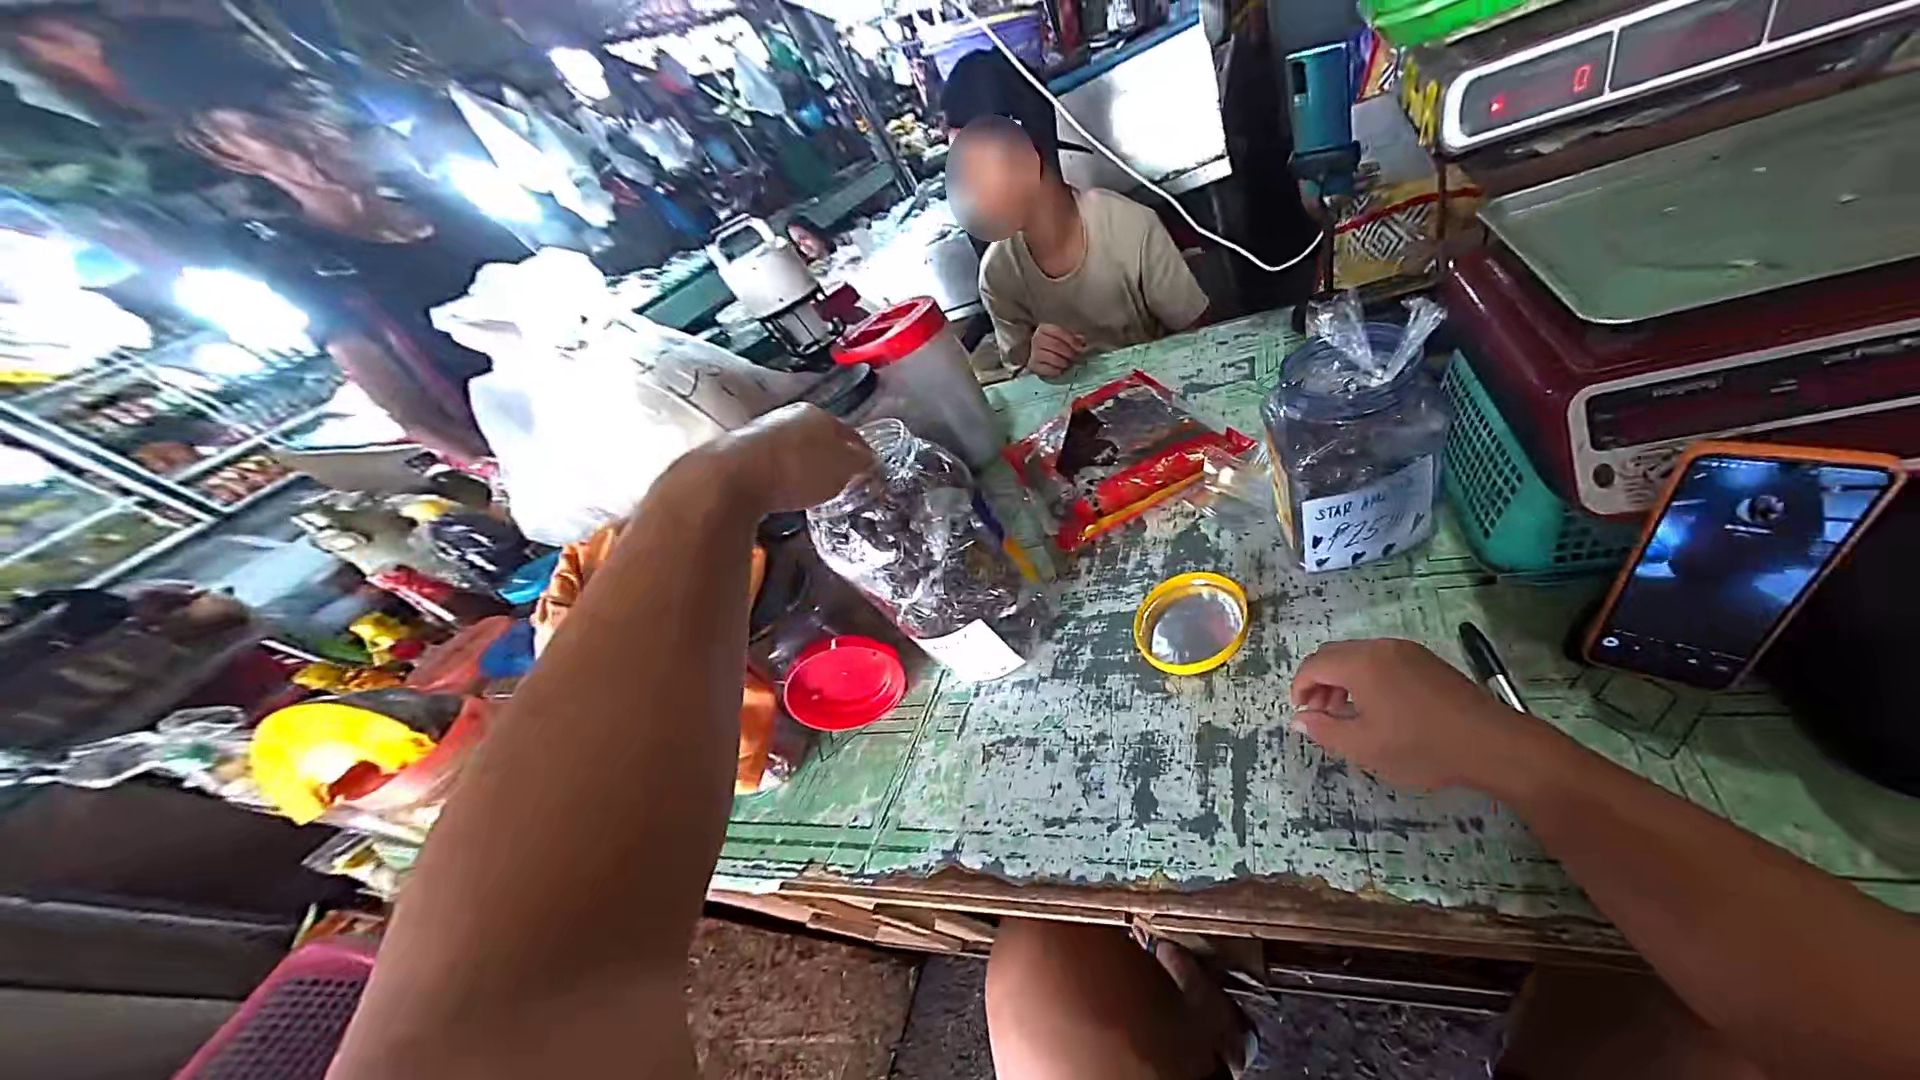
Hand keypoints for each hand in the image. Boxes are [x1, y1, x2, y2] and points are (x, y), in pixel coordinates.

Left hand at [707, 403, 875, 512]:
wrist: (730, 480)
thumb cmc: (797, 470)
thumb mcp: (843, 469)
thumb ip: (862, 463)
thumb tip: (870, 462)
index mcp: (818, 414)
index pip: (850, 433)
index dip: (862, 454)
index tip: (868, 473)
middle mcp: (788, 416)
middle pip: (820, 438)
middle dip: (832, 458)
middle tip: (843, 482)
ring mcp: (760, 433)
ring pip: (794, 450)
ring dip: (804, 467)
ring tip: (814, 491)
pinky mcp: (738, 455)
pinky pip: (772, 466)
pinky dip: (782, 477)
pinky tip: (784, 493)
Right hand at [1027, 324, 1084, 377]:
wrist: (1034, 355)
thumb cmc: (1050, 345)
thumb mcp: (1060, 337)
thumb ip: (1071, 337)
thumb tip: (1082, 342)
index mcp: (1044, 329)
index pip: (1059, 332)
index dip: (1071, 340)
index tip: (1080, 348)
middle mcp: (1036, 339)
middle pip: (1056, 345)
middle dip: (1069, 353)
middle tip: (1076, 358)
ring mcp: (1033, 353)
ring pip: (1053, 358)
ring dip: (1065, 362)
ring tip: (1069, 364)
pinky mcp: (1033, 366)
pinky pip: (1048, 370)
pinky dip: (1057, 371)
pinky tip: (1061, 370)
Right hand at [1288, 638, 1545, 791]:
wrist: (1497, 746)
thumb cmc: (1423, 747)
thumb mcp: (1365, 747)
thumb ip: (1324, 730)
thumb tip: (1300, 719)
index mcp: (1360, 663)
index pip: (1312, 666)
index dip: (1299, 689)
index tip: (1302, 714)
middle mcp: (1380, 647)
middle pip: (1332, 655)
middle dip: (1318, 682)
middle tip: (1321, 714)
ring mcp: (1406, 651)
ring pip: (1356, 656)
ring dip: (1341, 679)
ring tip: (1348, 713)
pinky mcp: (1426, 660)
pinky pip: (1380, 660)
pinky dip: (1365, 676)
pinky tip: (1378, 706)